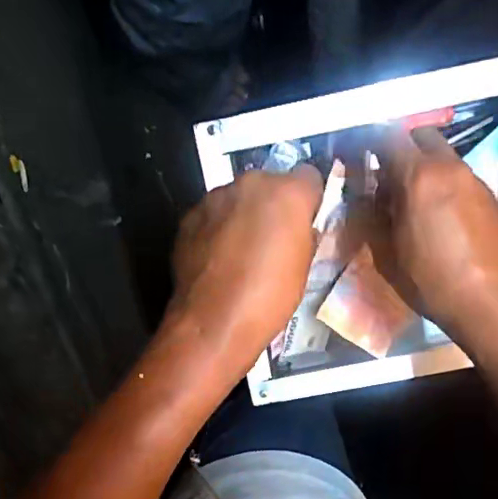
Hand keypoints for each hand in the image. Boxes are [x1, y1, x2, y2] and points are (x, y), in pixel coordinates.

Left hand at [167, 166, 324, 371]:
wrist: (215, 322)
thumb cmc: (270, 298)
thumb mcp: (304, 268)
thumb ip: (303, 235)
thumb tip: (298, 229)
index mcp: (288, 193)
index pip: (309, 176)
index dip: (309, 199)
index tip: (306, 221)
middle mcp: (250, 184)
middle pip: (269, 184)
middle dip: (273, 206)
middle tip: (274, 240)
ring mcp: (215, 198)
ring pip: (238, 199)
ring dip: (243, 216)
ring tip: (243, 254)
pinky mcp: (189, 217)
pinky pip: (212, 216)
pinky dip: (218, 230)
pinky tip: (220, 261)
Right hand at [368, 126, 497, 341]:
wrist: (492, 301)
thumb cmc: (433, 281)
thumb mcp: (390, 254)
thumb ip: (375, 217)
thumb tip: (369, 196)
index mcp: (419, 176)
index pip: (387, 136)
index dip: (369, 142)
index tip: (359, 157)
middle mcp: (449, 167)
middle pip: (422, 136)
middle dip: (403, 148)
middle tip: (388, 176)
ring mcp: (475, 180)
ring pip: (444, 156)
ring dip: (426, 167)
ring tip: (413, 200)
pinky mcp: (491, 197)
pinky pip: (461, 178)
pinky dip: (445, 185)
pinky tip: (440, 216)